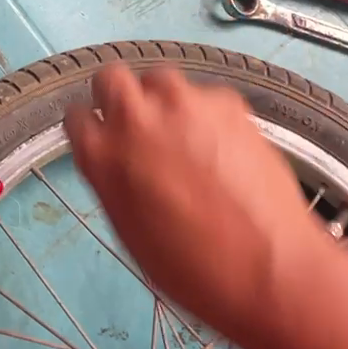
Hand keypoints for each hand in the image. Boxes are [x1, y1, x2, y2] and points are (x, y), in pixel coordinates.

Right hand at [65, 63, 347, 339]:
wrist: (270, 270)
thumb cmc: (195, 270)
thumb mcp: (130, 230)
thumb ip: (114, 179)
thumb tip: (117, 160)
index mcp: (102, 156)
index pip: (77, 116)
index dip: (92, 126)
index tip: (103, 135)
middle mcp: (135, 118)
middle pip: (109, 78)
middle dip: (118, 95)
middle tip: (137, 122)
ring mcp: (182, 103)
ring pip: (158, 79)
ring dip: (162, 99)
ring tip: (183, 134)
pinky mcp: (225, 99)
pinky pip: (203, 95)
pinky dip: (205, 113)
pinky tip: (221, 146)